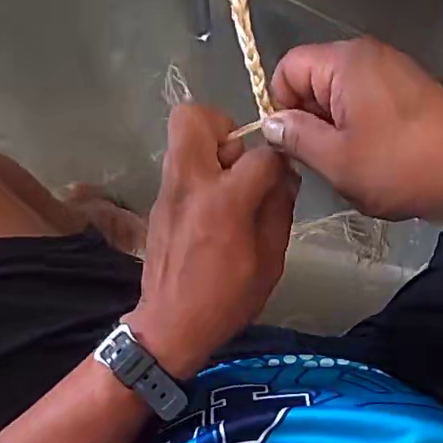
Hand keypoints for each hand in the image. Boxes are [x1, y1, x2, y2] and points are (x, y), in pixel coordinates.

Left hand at [125, 103, 297, 375]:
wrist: (170, 326)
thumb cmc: (226, 301)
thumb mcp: (269, 263)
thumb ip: (279, 212)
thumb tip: (284, 179)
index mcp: (224, 202)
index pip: (260, 154)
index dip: (279, 161)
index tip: (283, 178)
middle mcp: (190, 185)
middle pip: (194, 116)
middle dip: (224, 128)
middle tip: (241, 164)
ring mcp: (167, 193)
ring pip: (182, 140)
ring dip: (210, 152)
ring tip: (229, 189)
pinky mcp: (157, 206)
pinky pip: (179, 171)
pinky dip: (199, 179)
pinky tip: (211, 214)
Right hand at [264, 37, 442, 220]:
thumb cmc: (401, 166)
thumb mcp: (337, 159)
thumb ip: (296, 138)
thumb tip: (270, 123)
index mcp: (346, 62)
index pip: (288, 68)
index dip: (279, 107)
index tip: (290, 147)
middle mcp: (369, 56)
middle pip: (313, 82)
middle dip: (307, 123)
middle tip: (319, 164)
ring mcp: (393, 74)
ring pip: (339, 100)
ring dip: (333, 135)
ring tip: (349, 168)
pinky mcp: (410, 95)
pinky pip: (366, 108)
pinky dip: (359, 135)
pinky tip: (373, 164)